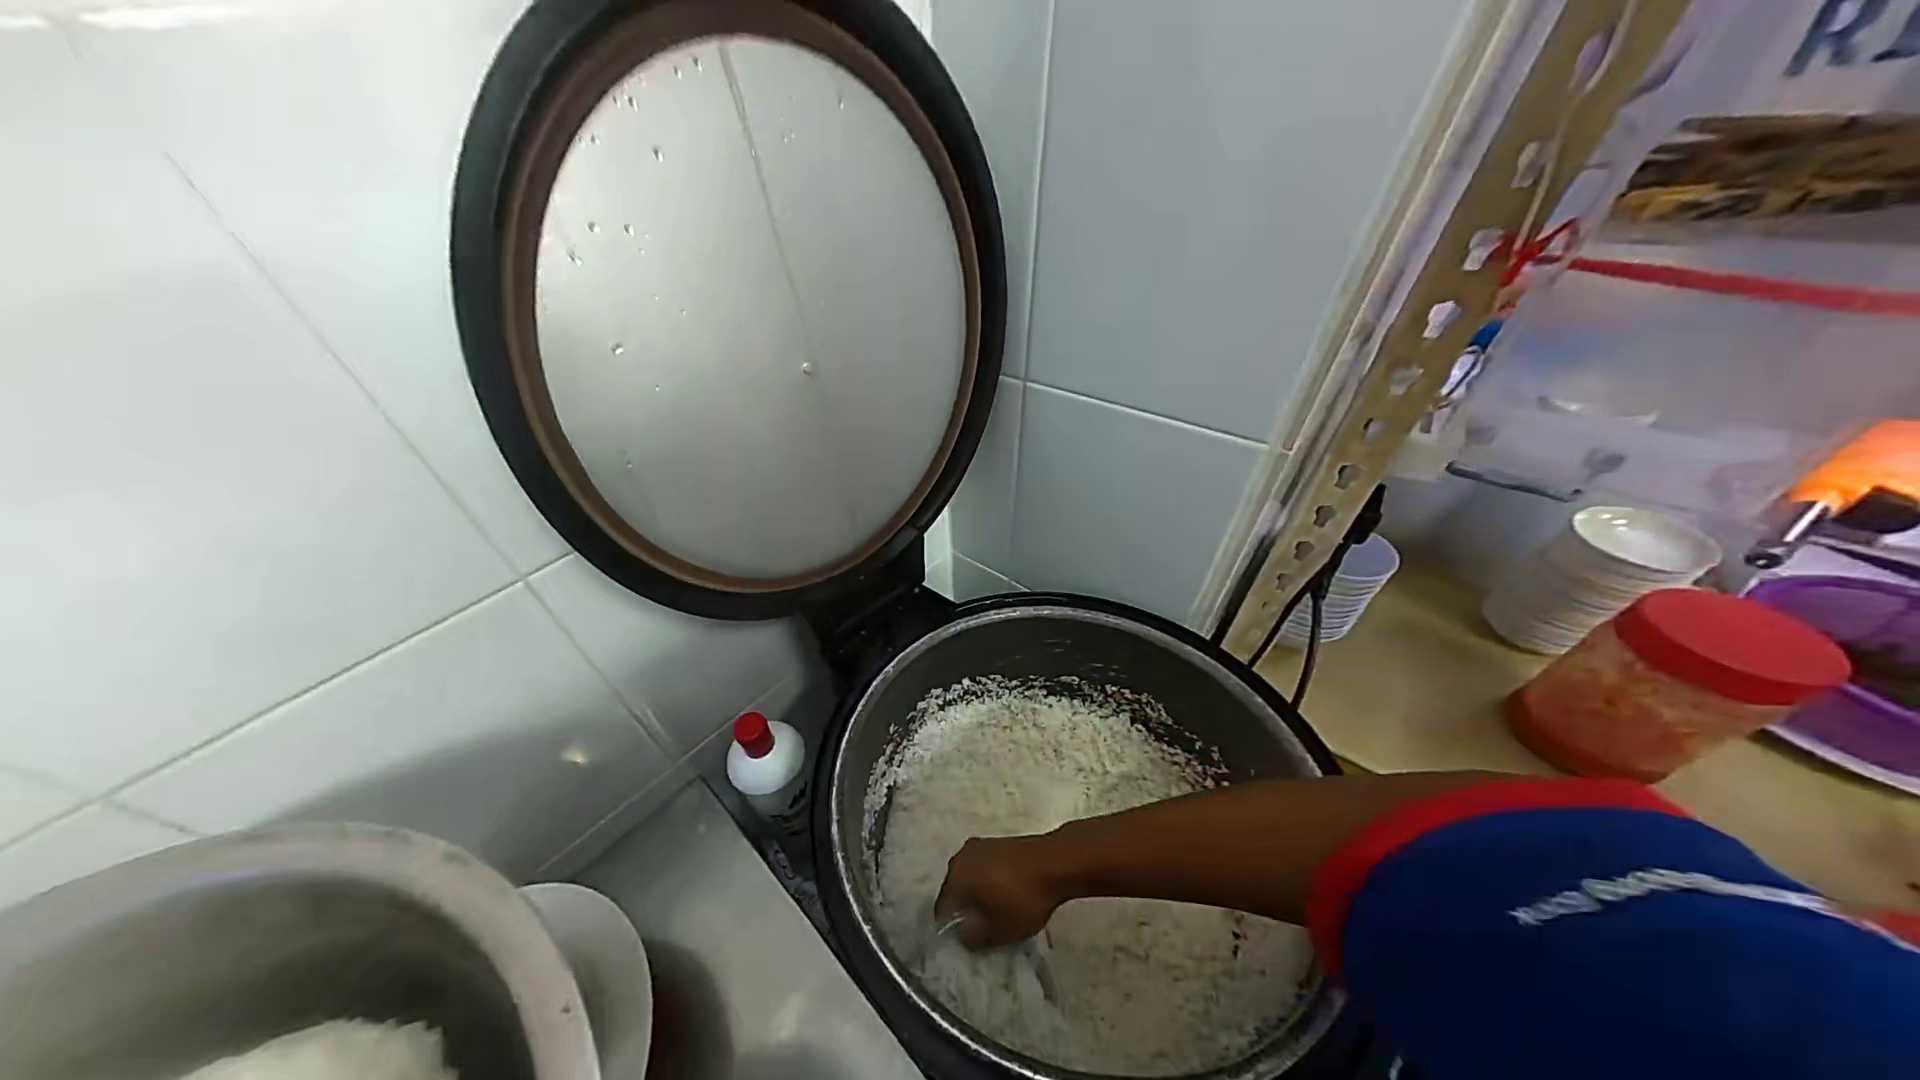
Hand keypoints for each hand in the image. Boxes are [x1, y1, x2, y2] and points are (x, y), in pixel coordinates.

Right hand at [933, 835, 1067, 949]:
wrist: (1057, 862)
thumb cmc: (1023, 897)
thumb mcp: (999, 930)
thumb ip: (974, 937)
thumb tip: (963, 934)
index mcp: (955, 874)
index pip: (942, 908)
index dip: (952, 929)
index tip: (967, 942)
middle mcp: (962, 855)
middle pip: (956, 890)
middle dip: (966, 909)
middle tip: (983, 929)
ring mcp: (982, 845)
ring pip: (972, 877)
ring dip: (980, 894)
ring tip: (999, 912)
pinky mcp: (1000, 842)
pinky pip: (986, 867)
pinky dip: (991, 882)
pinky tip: (1009, 894)